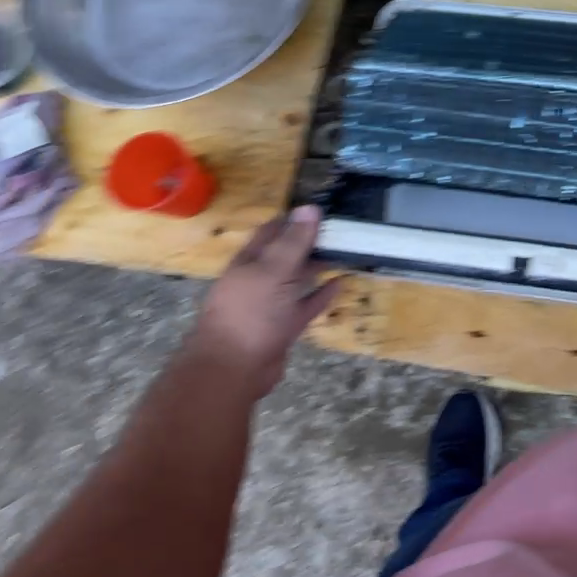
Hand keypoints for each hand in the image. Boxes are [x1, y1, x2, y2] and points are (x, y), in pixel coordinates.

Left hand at [189, 205, 338, 397]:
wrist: (233, 369)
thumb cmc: (250, 312)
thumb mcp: (273, 270)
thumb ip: (293, 241)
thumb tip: (310, 207)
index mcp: (248, 261)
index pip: (271, 231)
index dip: (294, 218)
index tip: (322, 209)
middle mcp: (257, 279)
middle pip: (285, 254)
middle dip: (308, 241)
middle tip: (339, 230)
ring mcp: (270, 304)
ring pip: (296, 279)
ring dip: (316, 266)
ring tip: (343, 252)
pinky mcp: (282, 327)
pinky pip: (305, 305)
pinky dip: (321, 294)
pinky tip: (340, 284)